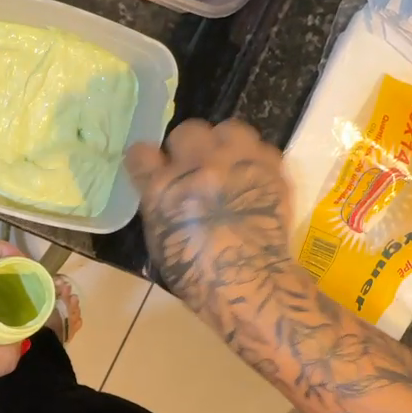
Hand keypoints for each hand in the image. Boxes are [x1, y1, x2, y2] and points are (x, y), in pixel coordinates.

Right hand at [125, 119, 297, 308]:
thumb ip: (158, 205)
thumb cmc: (195, 274)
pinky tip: (249, 179)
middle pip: (186, 131)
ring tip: (226, 165)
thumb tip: (162, 189)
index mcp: (162, 189)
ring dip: (222, 145)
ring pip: (227, 128)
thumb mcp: (159, 240)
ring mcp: (238, 162)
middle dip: (186, 148)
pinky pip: (259, 146)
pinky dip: (252, 160)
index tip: (152, 170)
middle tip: (192, 169)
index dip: (146, 161)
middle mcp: (198, 166)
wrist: (250, 283)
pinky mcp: (270, 166)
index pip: (141, 153)